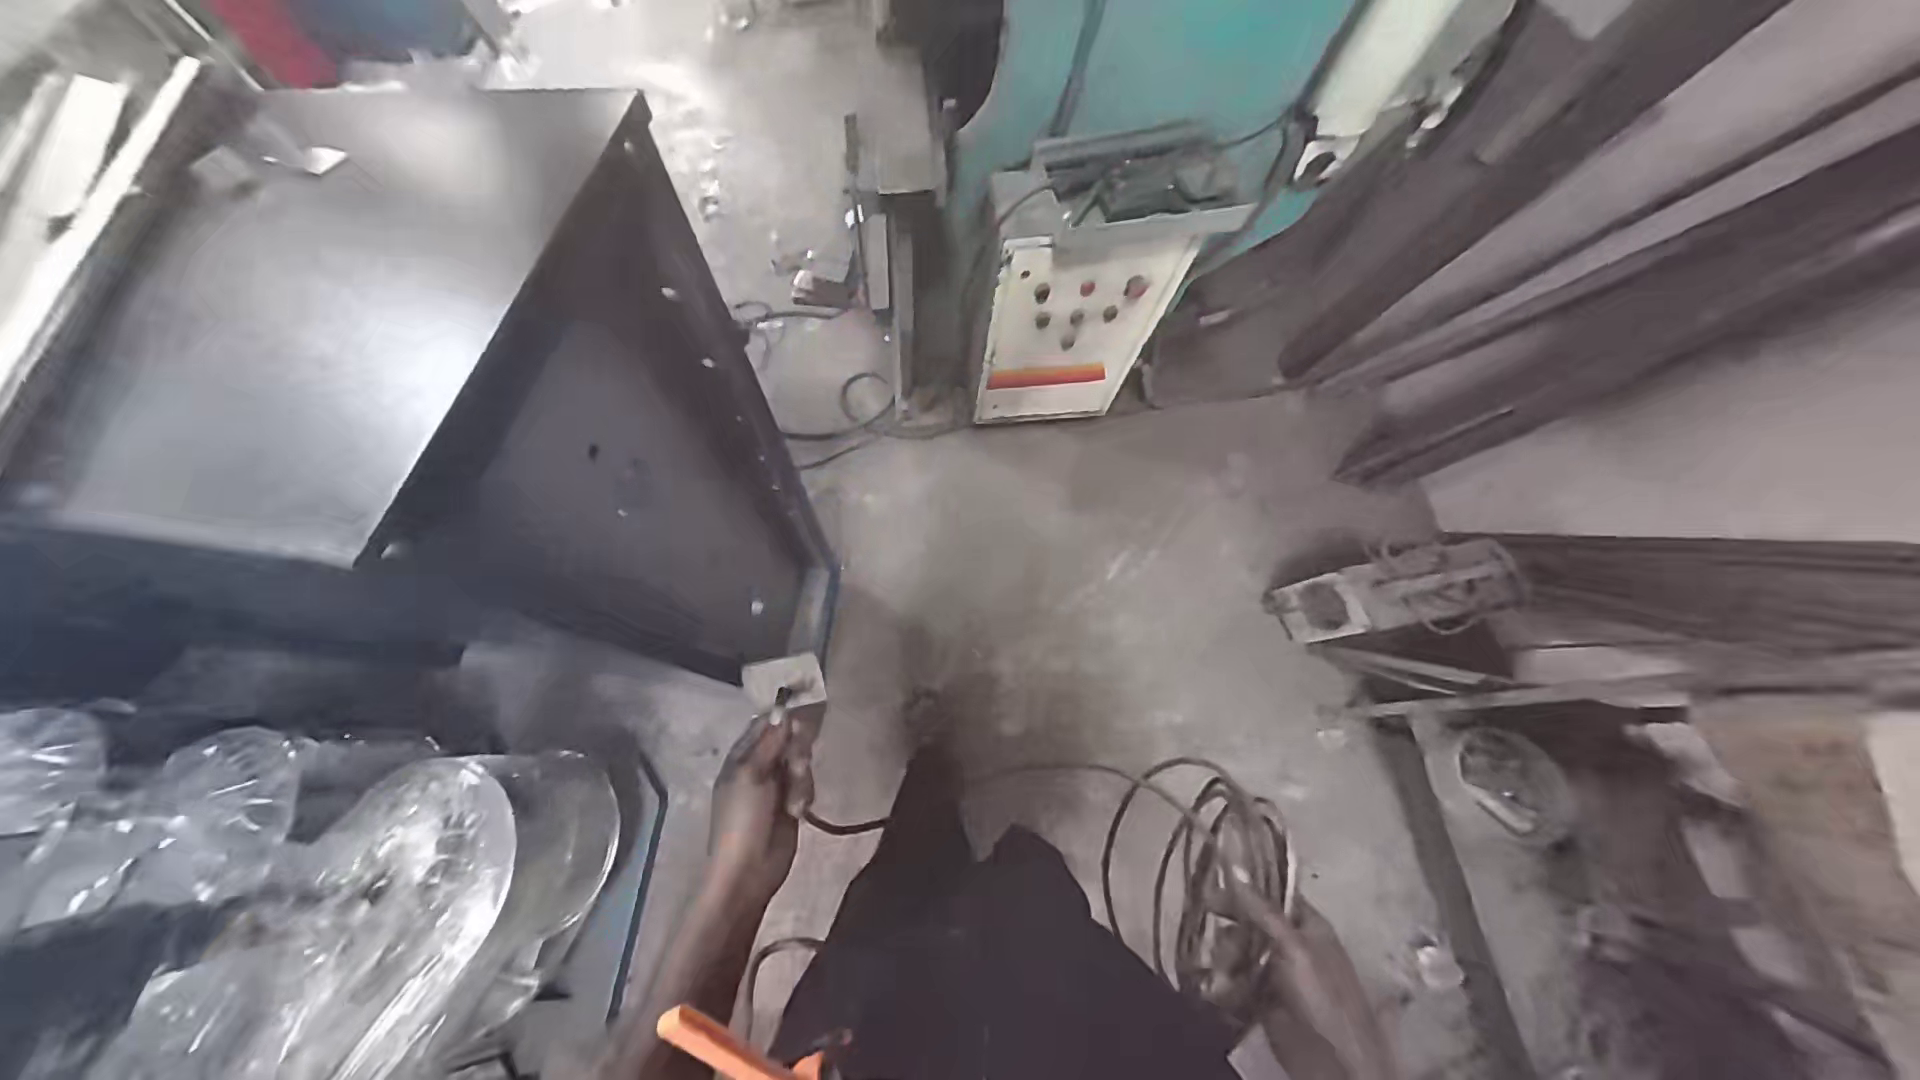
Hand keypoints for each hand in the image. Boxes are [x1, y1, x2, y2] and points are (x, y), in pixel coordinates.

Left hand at [706, 708, 811, 911]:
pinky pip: (806, 784)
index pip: (766, 723)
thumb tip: (782, 710)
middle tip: (796, 767)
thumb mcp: (752, 775)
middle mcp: (760, 765)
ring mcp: (777, 784)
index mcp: (742, 756)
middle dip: (797, 753)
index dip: (784, 717)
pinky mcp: (792, 801)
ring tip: (794, 802)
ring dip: (801, 780)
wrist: (749, 870)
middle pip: (789, 740)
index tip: (803, 717)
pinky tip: (798, 811)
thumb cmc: (742, 819)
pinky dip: (804, 795)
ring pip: (801, 762)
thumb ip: (770, 741)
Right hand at [1228, 880, 1397, 1079]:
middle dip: (1231, 924)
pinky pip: (1237, 976)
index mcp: (1308, 926)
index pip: (1272, 893)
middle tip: (1212, 922)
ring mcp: (1277, 972)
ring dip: (1227, 954)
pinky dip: (1227, 978)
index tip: (1215, 887)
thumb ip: (1262, 909)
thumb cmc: (1322, 999)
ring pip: (1239, 947)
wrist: (1336, 1067)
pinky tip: (1224, 985)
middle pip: (1250, 920)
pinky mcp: (1263, 998)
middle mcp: (1292, 944)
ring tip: (1226, 970)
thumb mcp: (1294, 947)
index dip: (1245, 888)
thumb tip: (1234, 866)